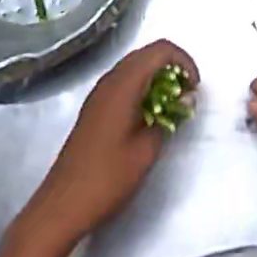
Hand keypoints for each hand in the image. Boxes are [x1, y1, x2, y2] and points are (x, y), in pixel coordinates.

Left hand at [0, 40, 197, 256]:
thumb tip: (187, 97)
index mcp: (124, 83)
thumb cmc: (108, 176)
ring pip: (134, 67)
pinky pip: (123, 82)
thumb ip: (171, 117)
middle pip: (146, 53)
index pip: (160, 50)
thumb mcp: (147, 149)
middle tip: (186, 92)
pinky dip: (142, 87)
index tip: (194, 86)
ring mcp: (99, 93)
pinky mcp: (94, 108)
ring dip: (156, 76)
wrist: (61, 207)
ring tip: (172, 103)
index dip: (183, 60)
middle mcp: (110, 80)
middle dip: (171, 66)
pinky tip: (149, 113)